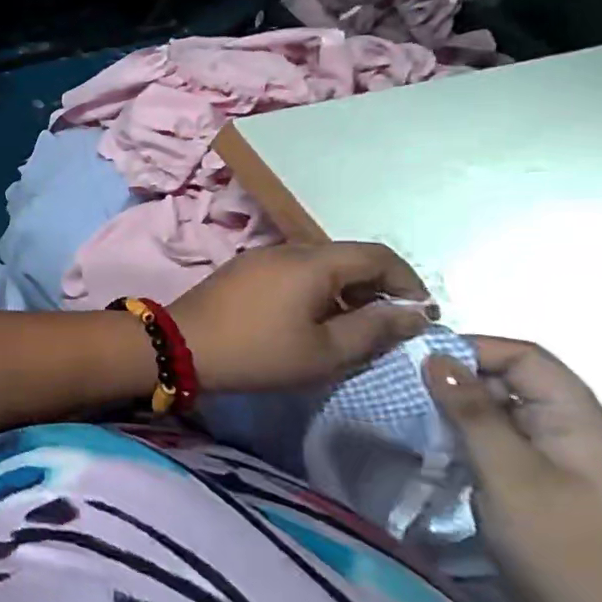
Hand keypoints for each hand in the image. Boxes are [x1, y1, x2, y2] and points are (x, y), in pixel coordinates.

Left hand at [167, 242, 433, 392]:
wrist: (181, 346)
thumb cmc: (259, 352)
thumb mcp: (325, 351)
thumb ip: (373, 329)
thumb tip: (413, 312)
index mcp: (312, 261)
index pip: (376, 255)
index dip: (407, 281)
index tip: (420, 314)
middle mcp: (286, 248)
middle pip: (346, 256)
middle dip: (376, 286)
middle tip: (388, 325)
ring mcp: (259, 256)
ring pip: (317, 263)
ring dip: (344, 288)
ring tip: (352, 327)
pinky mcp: (241, 269)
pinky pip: (291, 270)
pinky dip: (314, 288)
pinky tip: (310, 319)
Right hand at [425, 339, 601, 601]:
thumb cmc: (564, 550)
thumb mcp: (509, 475)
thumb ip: (473, 412)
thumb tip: (435, 356)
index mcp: (584, 423)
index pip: (527, 357)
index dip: (474, 349)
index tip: (418, 362)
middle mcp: (585, 437)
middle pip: (519, 384)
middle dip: (463, 381)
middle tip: (409, 394)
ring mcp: (576, 469)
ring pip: (513, 418)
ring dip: (467, 415)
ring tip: (421, 425)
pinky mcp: (561, 496)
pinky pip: (515, 449)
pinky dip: (480, 444)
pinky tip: (451, 459)